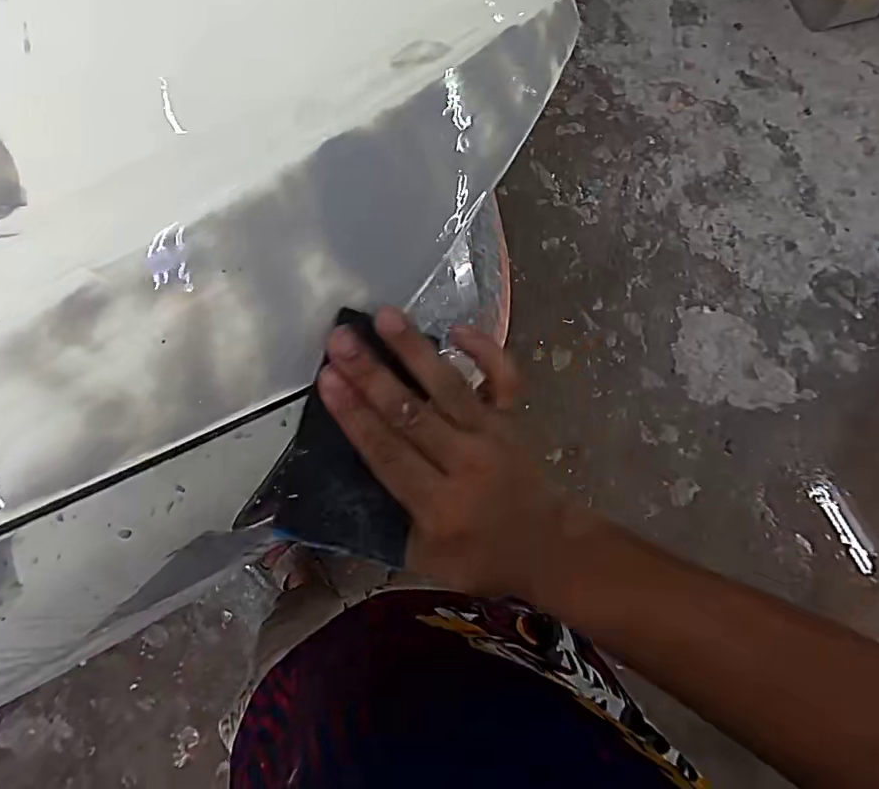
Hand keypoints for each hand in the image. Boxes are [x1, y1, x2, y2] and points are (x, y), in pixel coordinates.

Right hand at [317, 307, 588, 599]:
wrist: (551, 550)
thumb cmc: (481, 558)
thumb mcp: (427, 561)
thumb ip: (386, 526)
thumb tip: (338, 484)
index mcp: (438, 506)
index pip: (387, 453)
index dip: (355, 416)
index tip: (327, 379)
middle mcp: (465, 464)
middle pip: (412, 413)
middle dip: (371, 374)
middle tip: (341, 340)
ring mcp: (493, 435)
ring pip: (449, 387)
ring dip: (414, 350)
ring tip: (385, 316)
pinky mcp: (515, 418)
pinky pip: (503, 377)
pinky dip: (485, 350)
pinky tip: (456, 327)